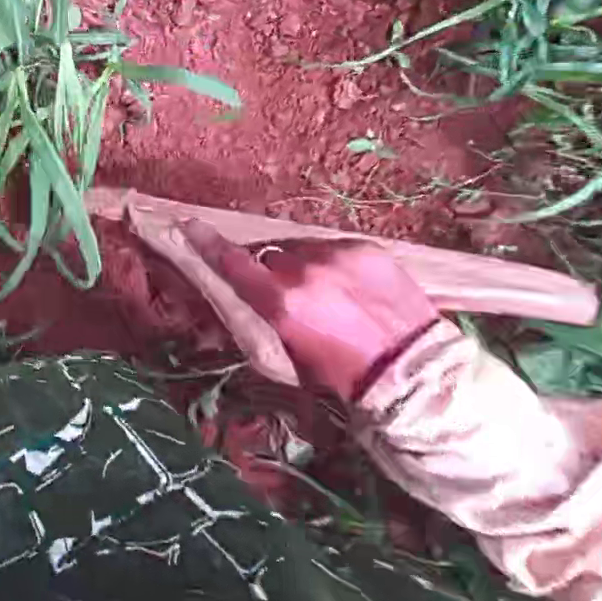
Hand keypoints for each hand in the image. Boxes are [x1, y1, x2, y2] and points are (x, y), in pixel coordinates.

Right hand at [180, 224, 439, 399]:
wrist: (412, 374)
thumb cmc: (340, 374)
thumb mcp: (286, 354)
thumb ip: (260, 318)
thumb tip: (241, 300)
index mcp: (280, 302)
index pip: (232, 262)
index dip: (207, 244)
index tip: (190, 225)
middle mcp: (304, 272)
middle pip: (269, 255)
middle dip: (270, 269)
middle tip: (286, 292)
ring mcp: (338, 256)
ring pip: (301, 249)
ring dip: (303, 264)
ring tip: (325, 290)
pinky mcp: (367, 250)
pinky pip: (334, 248)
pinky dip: (333, 263)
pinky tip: (349, 286)